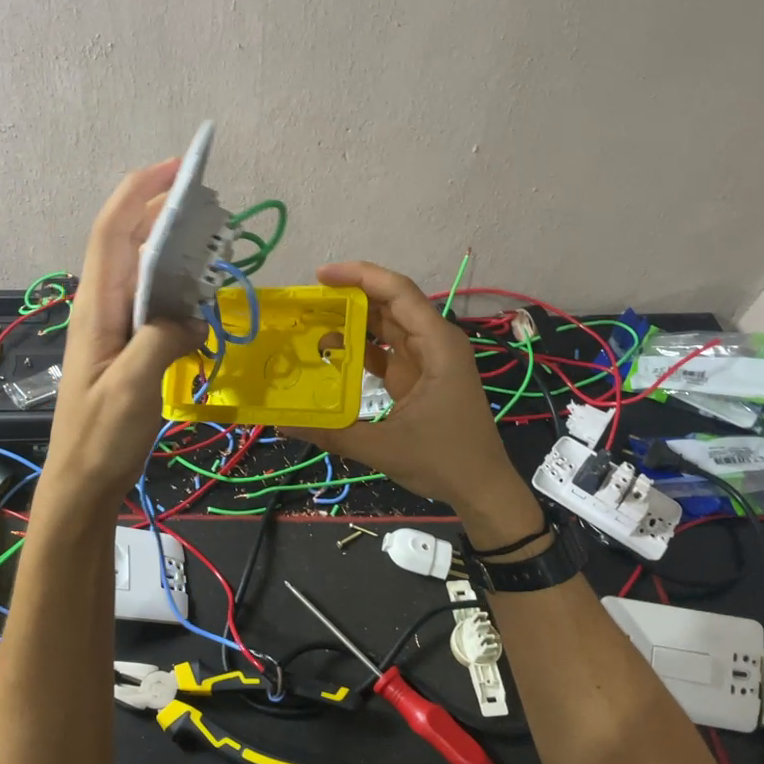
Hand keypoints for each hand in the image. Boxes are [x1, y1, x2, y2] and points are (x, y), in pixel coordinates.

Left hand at [38, 160, 201, 508]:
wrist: (83, 483)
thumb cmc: (101, 437)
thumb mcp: (133, 387)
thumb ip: (162, 339)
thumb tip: (193, 317)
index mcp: (97, 308)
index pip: (113, 232)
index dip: (139, 191)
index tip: (177, 168)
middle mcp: (103, 309)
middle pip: (129, 244)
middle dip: (164, 213)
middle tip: (211, 210)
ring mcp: (114, 330)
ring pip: (145, 275)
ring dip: (176, 254)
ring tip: (213, 250)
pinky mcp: (127, 351)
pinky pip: (155, 308)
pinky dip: (181, 297)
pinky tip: (203, 309)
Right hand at [281, 262, 537, 538]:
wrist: (482, 488)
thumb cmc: (444, 461)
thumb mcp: (383, 448)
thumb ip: (332, 433)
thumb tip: (282, 423)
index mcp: (437, 346)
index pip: (398, 293)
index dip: (360, 276)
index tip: (321, 276)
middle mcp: (434, 344)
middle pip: (390, 305)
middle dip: (349, 297)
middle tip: (305, 302)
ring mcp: (428, 361)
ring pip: (387, 327)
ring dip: (352, 323)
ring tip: (310, 323)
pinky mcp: (420, 378)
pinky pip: (387, 351)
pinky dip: (361, 349)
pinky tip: (330, 355)